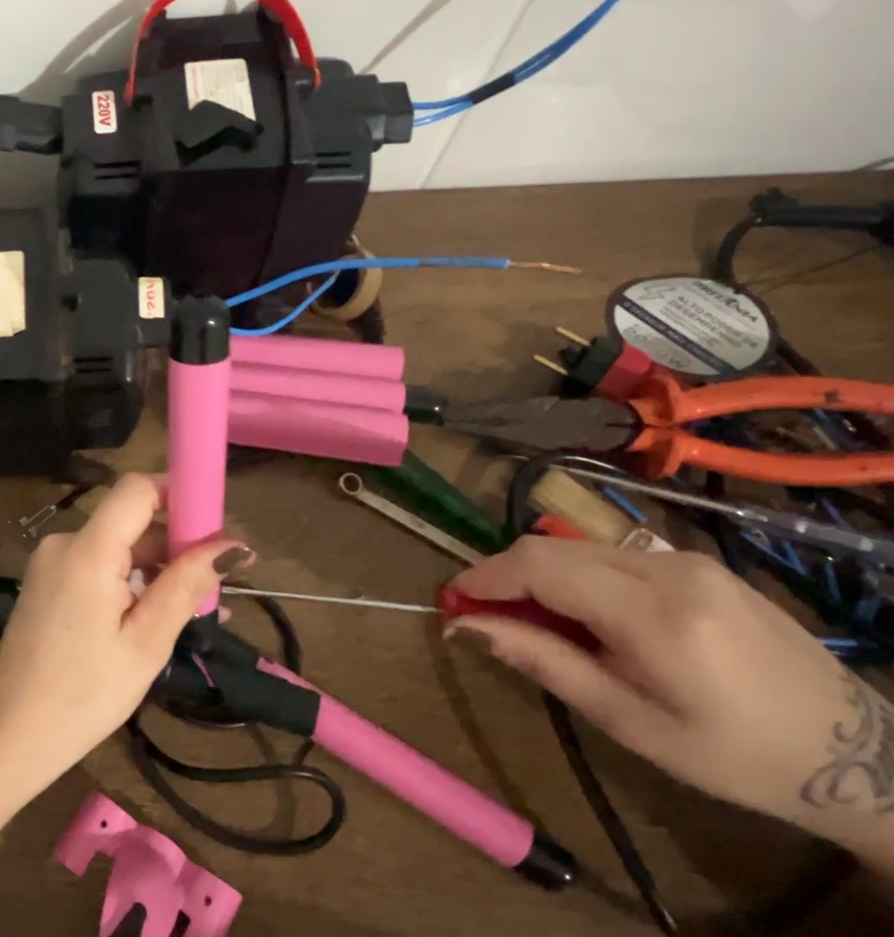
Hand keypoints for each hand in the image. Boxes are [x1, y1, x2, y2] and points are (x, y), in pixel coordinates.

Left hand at [0, 473, 244, 805]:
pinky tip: (161, 613)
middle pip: (129, 519)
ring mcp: (50, 562)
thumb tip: (233, 545)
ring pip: (115, 545)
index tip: (218, 524)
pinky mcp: (46, 582)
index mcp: (87, 550)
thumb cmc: (86, 692)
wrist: (16, 729)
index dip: (179, 494)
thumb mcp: (147, 641)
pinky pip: (96, 565)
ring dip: (157, 567)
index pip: (136, 489)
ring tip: (202, 606)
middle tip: (220, 581)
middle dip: (176, 542)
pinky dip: (129, 581)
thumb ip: (185, 584)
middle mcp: (64, 543)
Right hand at [446, 537, 883, 847]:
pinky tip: (581, 615)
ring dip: (538, 573)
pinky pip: (613, 555)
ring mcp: (691, 562)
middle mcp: (670, 569)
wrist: (858, 756)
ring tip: (529, 621)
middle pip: (551, 546)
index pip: (537, 565)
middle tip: (478, 615)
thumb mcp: (628, 720)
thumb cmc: (734, 754)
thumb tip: (463, 625)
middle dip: (502, 573)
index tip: (449, 602)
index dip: (482, 576)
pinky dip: (576, 575)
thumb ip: (543, 661)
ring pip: (578, 546)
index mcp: (653, 612)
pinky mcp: (702, 566)